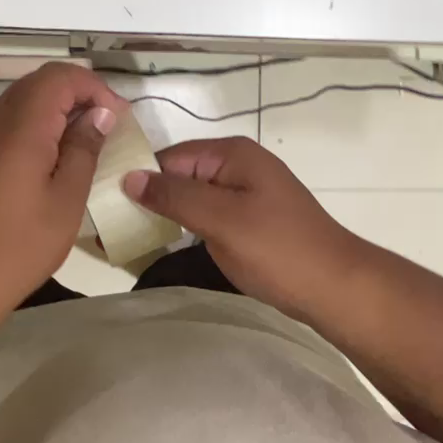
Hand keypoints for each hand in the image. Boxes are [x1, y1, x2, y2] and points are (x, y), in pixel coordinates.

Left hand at [0, 64, 126, 301]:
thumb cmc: (19, 244)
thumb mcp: (66, 199)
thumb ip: (84, 149)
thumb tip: (99, 115)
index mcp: (21, 127)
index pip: (60, 78)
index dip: (94, 87)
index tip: (119, 117)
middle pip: (40, 82)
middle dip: (78, 93)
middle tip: (108, 124)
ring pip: (24, 99)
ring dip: (58, 108)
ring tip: (88, 139)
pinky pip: (11, 121)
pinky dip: (39, 124)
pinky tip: (57, 156)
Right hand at [124, 137, 368, 320]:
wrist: (336, 287)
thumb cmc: (278, 249)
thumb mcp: (221, 220)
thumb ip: (174, 196)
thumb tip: (129, 176)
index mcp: (232, 154)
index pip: (170, 157)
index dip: (140, 178)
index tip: (105, 204)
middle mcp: (238, 166)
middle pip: (181, 174)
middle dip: (150, 197)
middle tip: (110, 225)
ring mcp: (246, 193)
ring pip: (193, 197)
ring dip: (166, 214)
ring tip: (128, 236)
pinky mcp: (251, 220)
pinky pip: (208, 215)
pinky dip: (187, 227)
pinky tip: (166, 244)